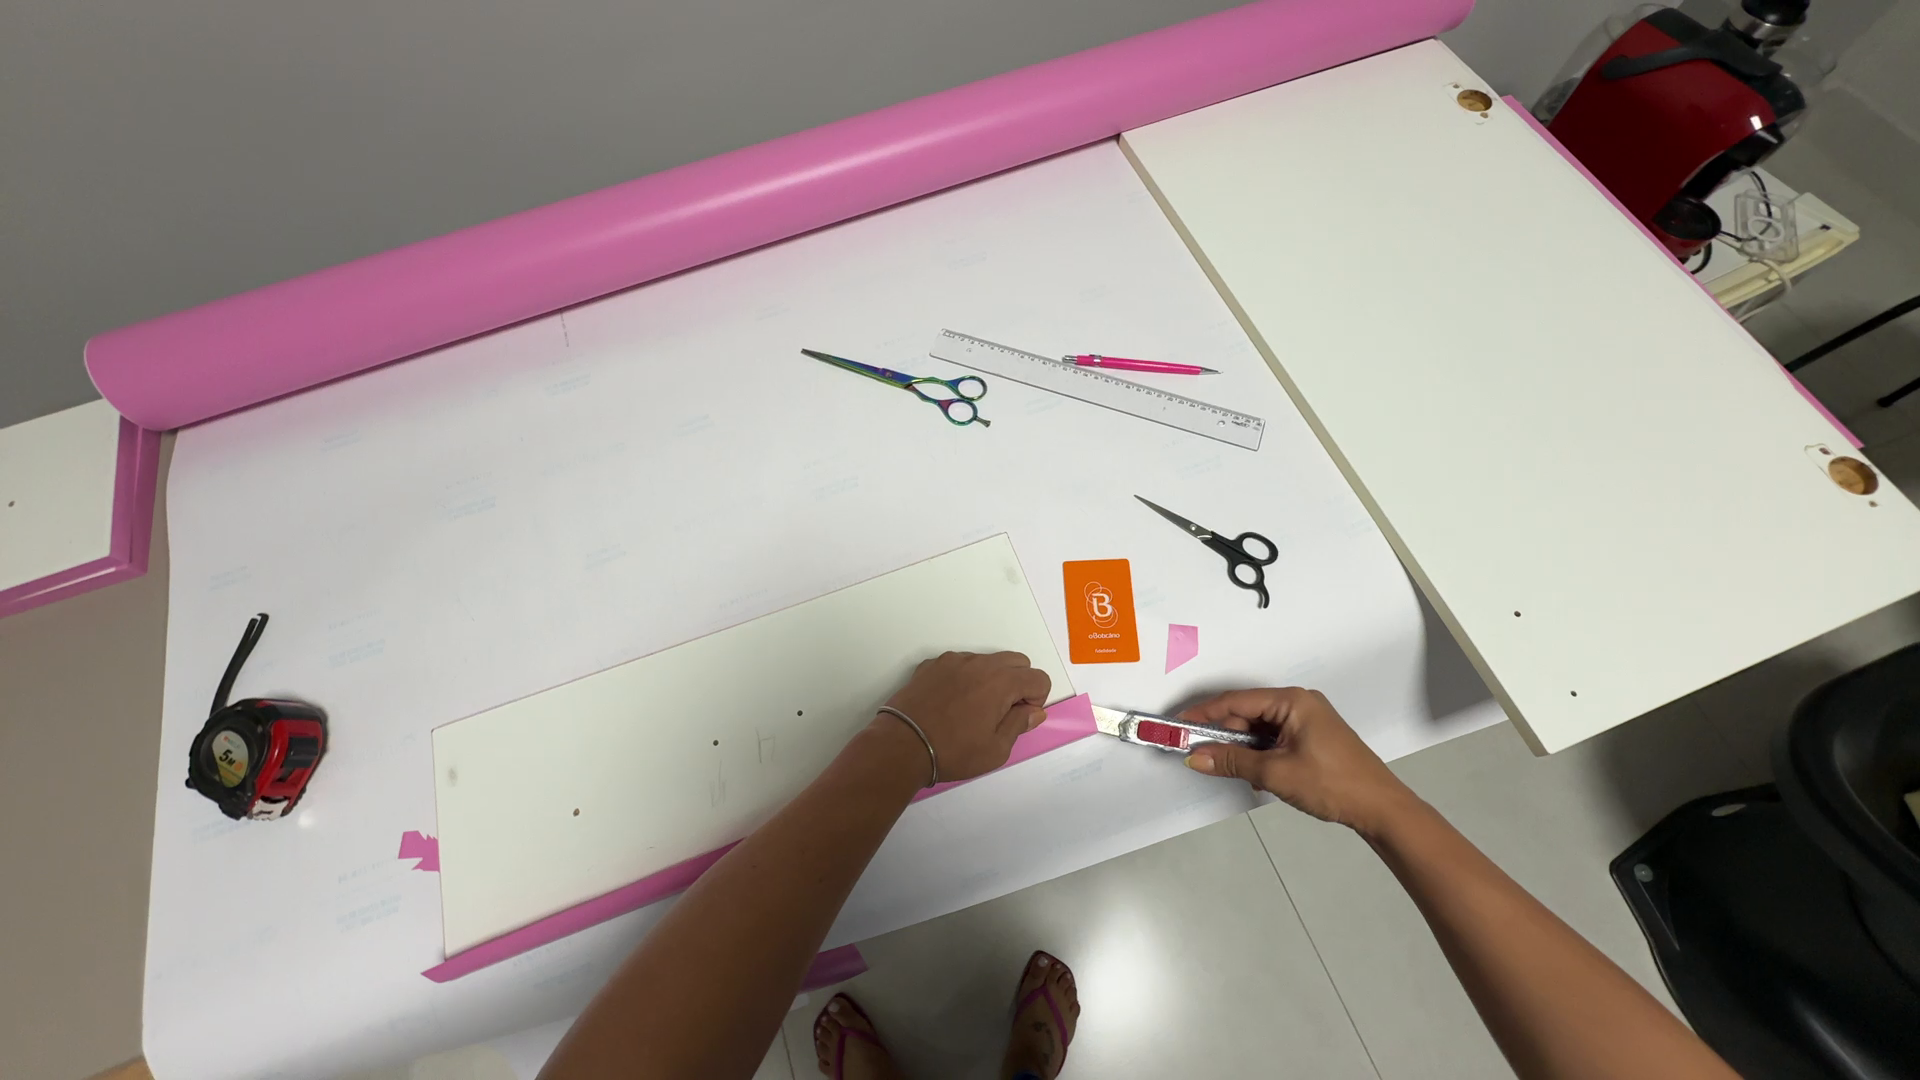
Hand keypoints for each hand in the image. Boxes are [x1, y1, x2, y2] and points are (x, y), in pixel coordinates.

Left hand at [872, 651, 1050, 783]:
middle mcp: (979, 663)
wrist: (902, 745)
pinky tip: (951, 703)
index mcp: (1001, 681)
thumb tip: (1034, 711)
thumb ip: (1019, 724)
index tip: (1018, 719)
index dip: (1035, 700)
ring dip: (991, 679)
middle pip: (1016, 661)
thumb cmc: (953, 751)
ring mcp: (953, 660)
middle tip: (1001, 713)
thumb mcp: (996, 749)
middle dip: (1018, 683)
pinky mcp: (932, 665)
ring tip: (973, 709)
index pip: (1038, 677)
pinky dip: (965, 677)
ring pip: (987, 660)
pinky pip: (960, 664)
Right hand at [1179, 688, 1420, 836]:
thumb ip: (1232, 761)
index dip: (1204, 714)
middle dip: (1226, 736)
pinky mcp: (1312, 737)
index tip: (1179, 726)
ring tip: (1238, 772)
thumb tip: (1195, 758)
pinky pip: (1274, 738)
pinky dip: (1261, 754)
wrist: (1383, 810)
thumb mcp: (1275, 773)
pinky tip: (1259, 776)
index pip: (1236, 701)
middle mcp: (1299, 703)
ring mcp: (1308, 720)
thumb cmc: (1331, 784)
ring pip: (1259, 728)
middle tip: (1205, 757)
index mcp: (1292, 701)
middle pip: (1247, 714)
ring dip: (1244, 749)